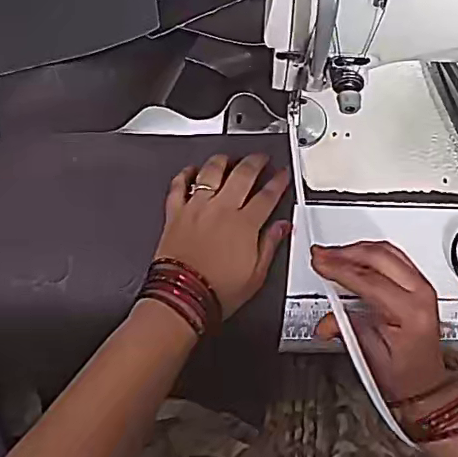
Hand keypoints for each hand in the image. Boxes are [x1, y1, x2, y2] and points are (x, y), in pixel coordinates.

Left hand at [157, 153, 293, 314]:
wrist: (182, 298)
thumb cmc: (216, 291)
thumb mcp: (256, 275)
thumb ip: (270, 245)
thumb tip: (281, 228)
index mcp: (245, 224)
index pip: (267, 195)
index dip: (278, 182)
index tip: (282, 175)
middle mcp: (221, 210)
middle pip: (242, 174)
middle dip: (255, 162)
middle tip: (261, 158)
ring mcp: (197, 208)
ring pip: (211, 172)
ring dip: (223, 161)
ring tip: (229, 158)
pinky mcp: (175, 213)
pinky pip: (179, 185)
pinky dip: (185, 174)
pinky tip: (191, 170)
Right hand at [310, 241, 449, 402]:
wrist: (426, 383)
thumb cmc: (405, 375)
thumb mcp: (370, 356)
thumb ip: (346, 330)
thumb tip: (327, 318)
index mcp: (411, 312)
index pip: (369, 280)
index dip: (339, 268)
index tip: (320, 262)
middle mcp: (421, 294)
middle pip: (379, 257)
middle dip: (345, 253)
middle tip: (322, 255)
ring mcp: (423, 286)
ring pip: (388, 251)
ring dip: (358, 249)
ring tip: (334, 255)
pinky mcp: (420, 283)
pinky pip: (394, 256)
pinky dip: (371, 252)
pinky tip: (355, 256)